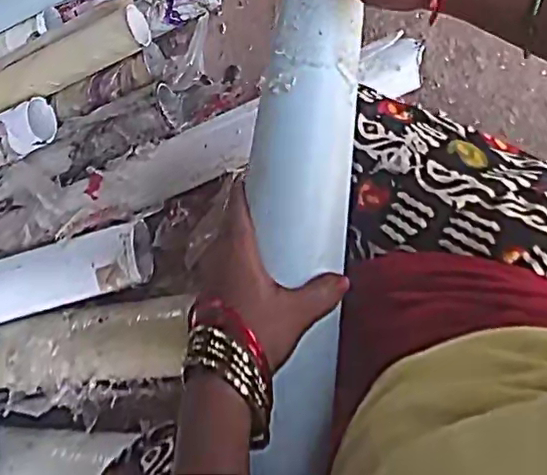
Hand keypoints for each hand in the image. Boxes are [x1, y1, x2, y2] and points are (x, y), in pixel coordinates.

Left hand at [194, 183, 346, 372]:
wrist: (224, 370)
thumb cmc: (252, 334)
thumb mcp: (295, 311)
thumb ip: (320, 293)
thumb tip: (339, 281)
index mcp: (237, 248)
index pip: (236, 205)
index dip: (242, 188)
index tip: (249, 176)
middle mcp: (218, 255)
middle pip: (228, 223)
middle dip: (244, 215)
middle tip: (262, 209)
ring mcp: (208, 275)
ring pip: (221, 245)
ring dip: (236, 240)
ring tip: (259, 244)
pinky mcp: (207, 295)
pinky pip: (219, 267)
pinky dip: (231, 263)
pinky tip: (246, 277)